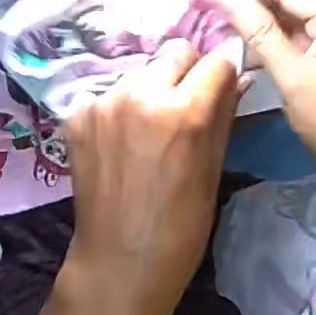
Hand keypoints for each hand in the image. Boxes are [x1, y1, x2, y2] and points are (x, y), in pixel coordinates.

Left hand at [59, 38, 238, 314]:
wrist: (119, 260)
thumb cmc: (181, 225)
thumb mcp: (213, 168)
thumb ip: (224, 113)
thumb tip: (238, 76)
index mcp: (183, 110)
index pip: (214, 62)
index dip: (222, 75)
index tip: (219, 90)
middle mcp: (139, 93)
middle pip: (174, 54)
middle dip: (185, 74)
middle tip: (183, 108)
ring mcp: (102, 102)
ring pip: (139, 72)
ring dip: (150, 89)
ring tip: (148, 129)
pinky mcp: (76, 114)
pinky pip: (109, 95)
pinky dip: (119, 110)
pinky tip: (120, 142)